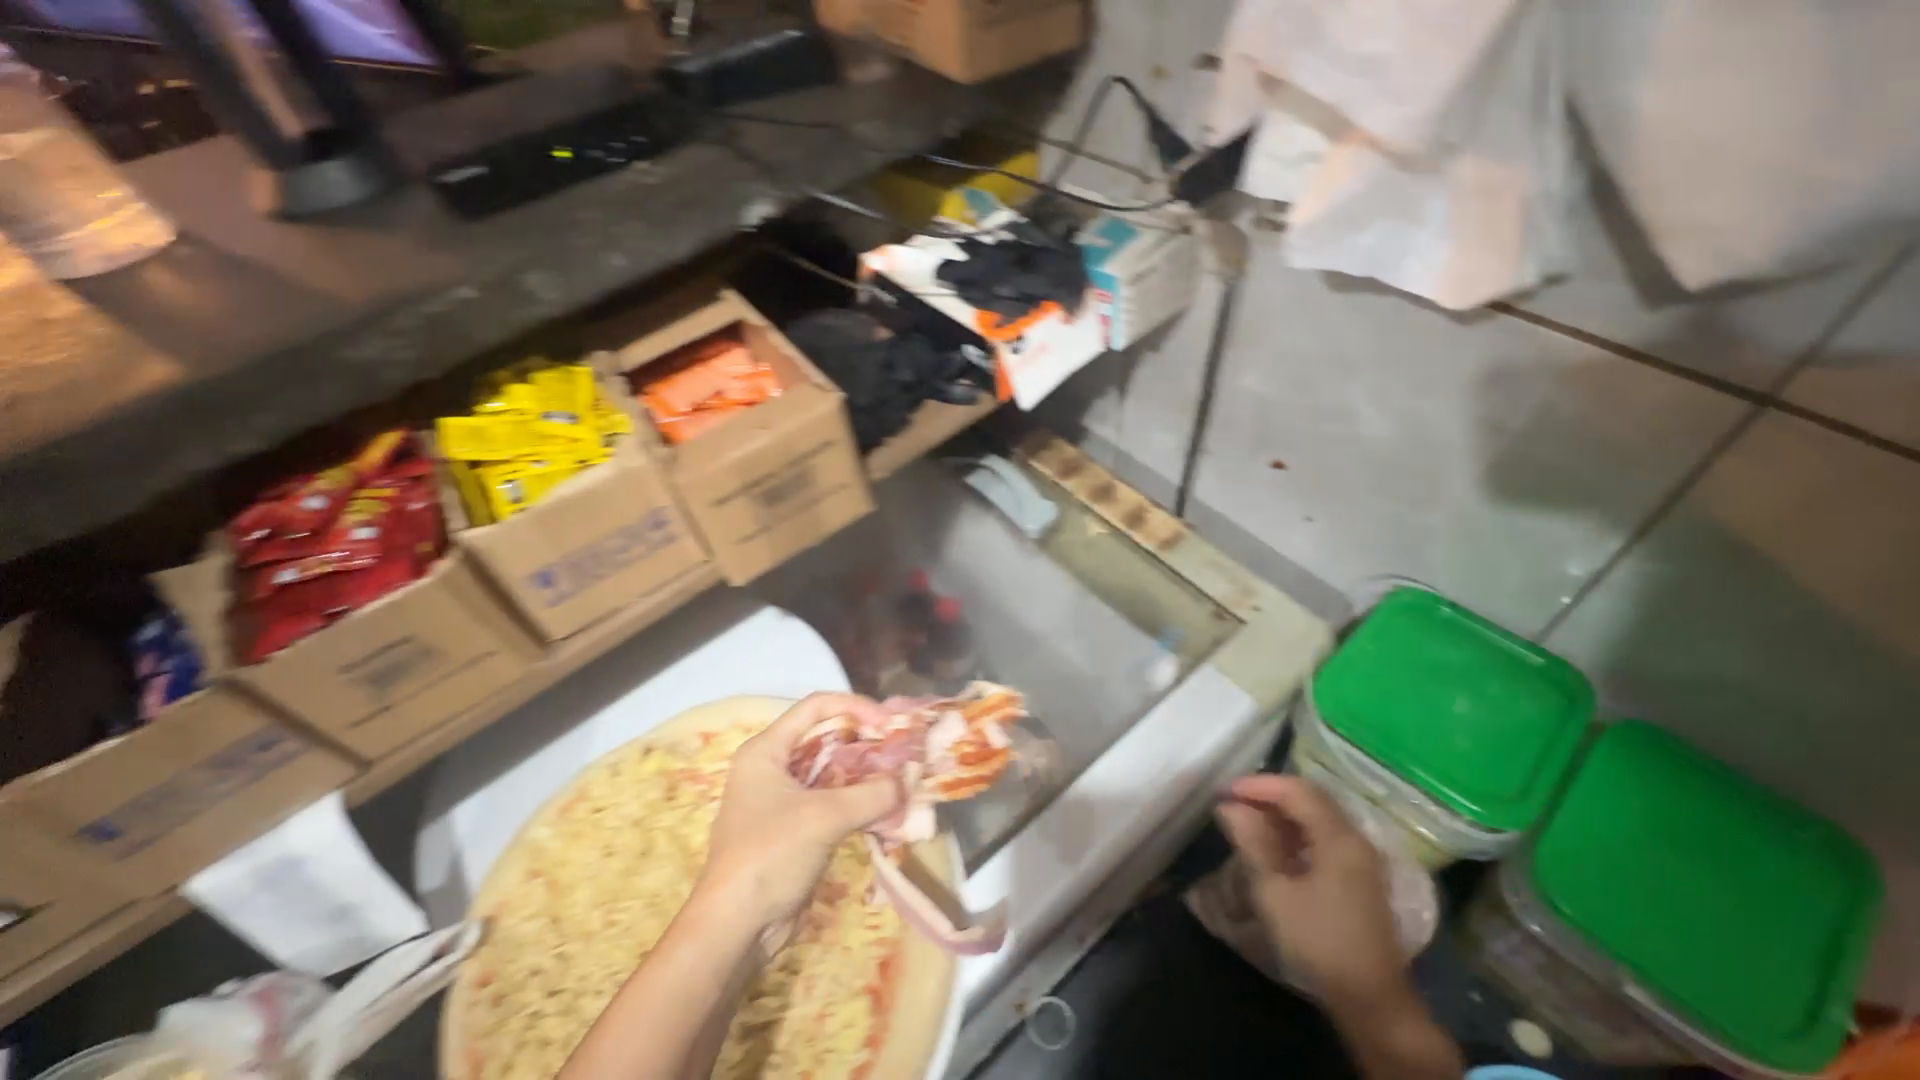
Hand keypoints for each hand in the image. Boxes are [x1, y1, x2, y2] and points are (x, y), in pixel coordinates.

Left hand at [698, 693, 902, 956]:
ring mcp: (784, 801)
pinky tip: (890, 812)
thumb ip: (871, 794)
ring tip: (905, 781)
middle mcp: (773, 768)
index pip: (815, 707)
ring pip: (834, 773)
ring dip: (868, 776)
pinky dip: (861, 804)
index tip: (890, 722)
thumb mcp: (823, 817)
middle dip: (867, 744)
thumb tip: (907, 782)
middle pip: (827, 739)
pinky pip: (834, 804)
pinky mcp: (797, 830)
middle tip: (905, 753)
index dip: (855, 707)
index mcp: (766, 750)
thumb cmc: (770, 855)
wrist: (736, 926)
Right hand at [1215, 774, 1407, 1009]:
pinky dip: (1295, 835)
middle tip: (1231, 804)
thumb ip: (1252, 843)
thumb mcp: (1275, 892)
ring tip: (1245, 823)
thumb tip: (1229, 807)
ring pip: (1318, 819)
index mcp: (1339, 837)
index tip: (1223, 792)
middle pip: (1311, 800)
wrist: (1370, 998)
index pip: (1297, 790)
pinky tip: (1272, 849)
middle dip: (1269, 796)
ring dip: (1281, 816)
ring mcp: (1361, 860)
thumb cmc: (1318, 941)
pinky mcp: (1359, 879)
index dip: (1258, 785)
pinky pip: (1324, 840)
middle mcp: (1356, 839)